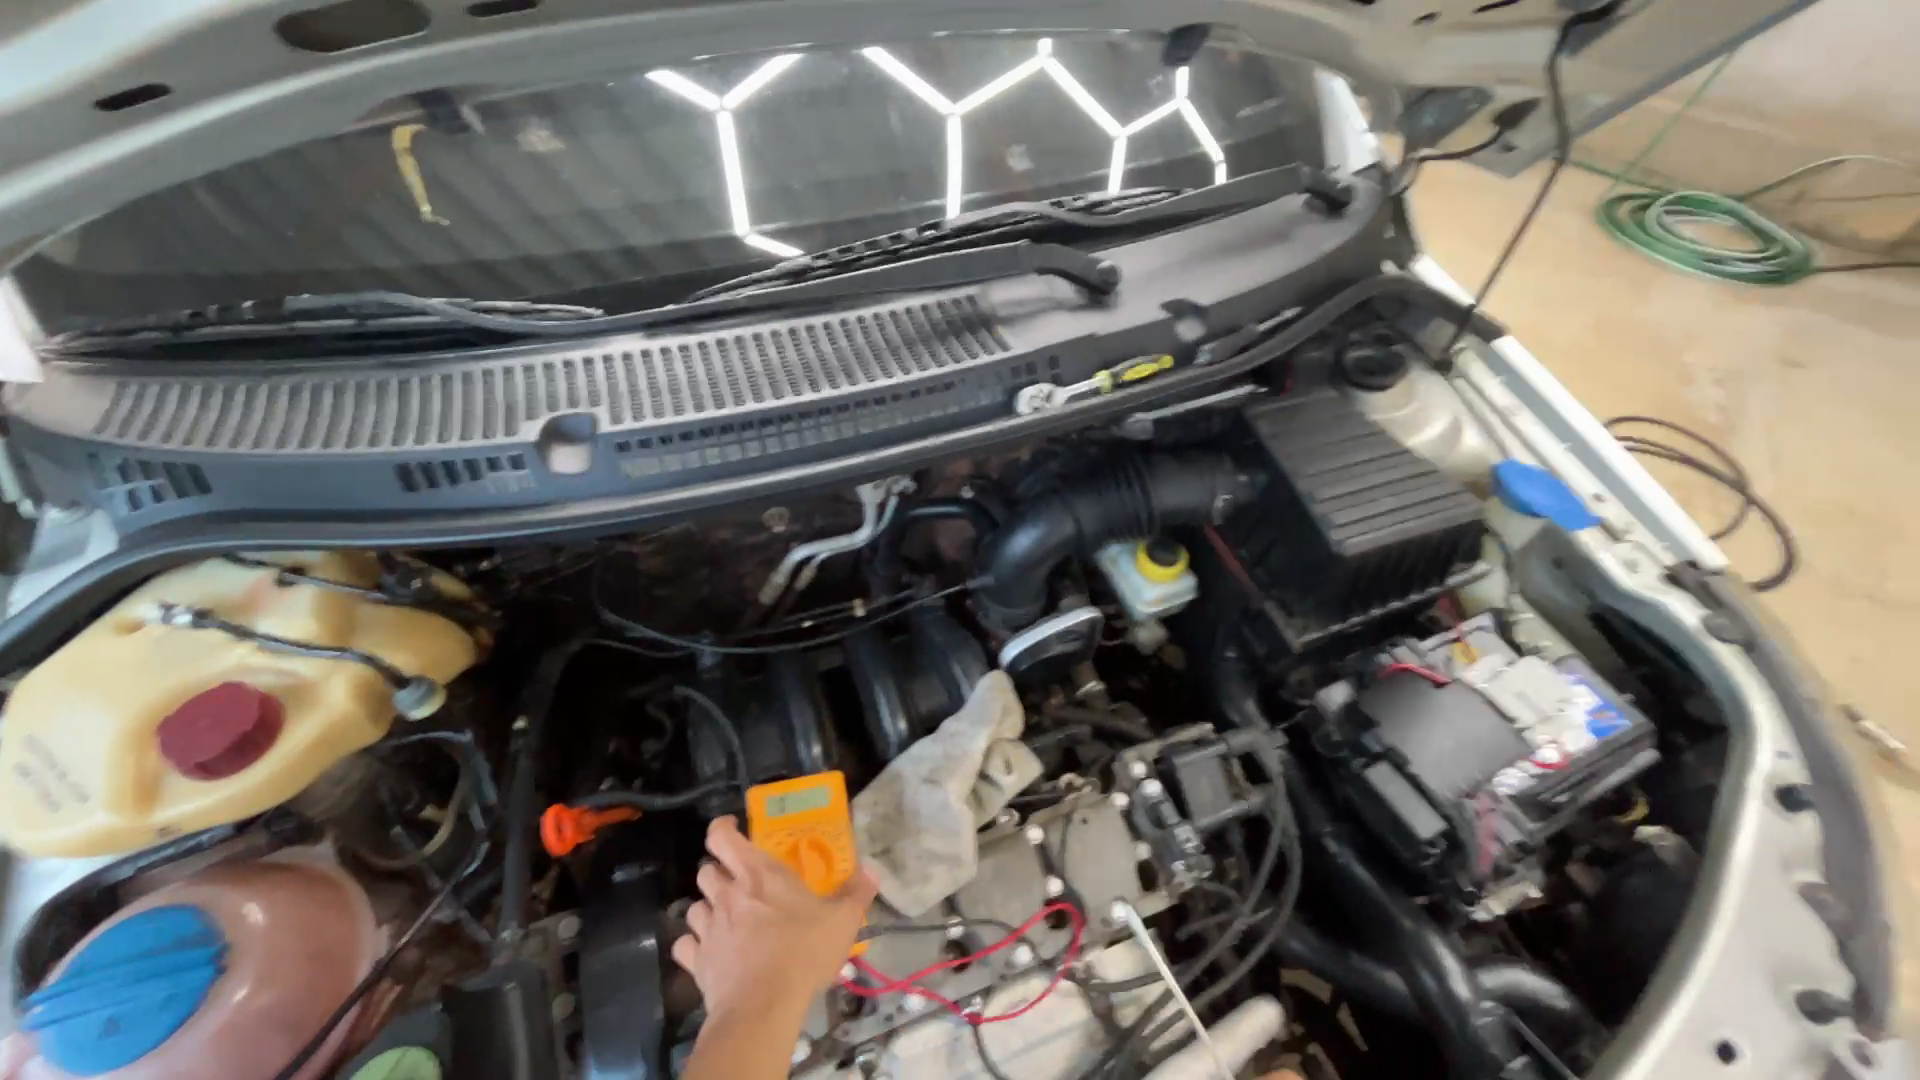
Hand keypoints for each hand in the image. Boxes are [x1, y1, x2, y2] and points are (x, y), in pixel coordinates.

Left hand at [673, 815, 878, 1023]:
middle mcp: (727, 894)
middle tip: (737, 880)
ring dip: (706, 907)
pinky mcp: (697, 962)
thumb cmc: (802, 952)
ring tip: (724, 916)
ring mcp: (708, 929)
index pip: (723, 837)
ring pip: (694, 906)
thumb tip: (870, 871)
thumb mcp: (842, 921)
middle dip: (718, 870)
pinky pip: (685, 945)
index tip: (731, 828)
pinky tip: (708, 950)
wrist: (762, 1008)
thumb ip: (855, 893)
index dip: (722, 828)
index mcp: (758, 874)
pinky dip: (694, 944)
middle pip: (706, 869)